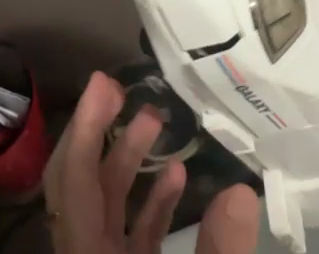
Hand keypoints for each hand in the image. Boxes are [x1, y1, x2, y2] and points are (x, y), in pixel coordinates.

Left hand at [46, 72, 260, 253]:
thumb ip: (219, 250)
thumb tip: (243, 192)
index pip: (75, 179)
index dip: (87, 127)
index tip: (103, 82)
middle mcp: (84, 253)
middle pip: (78, 181)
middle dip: (98, 131)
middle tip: (120, 89)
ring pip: (105, 202)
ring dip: (127, 159)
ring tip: (154, 119)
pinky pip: (129, 230)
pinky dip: (150, 202)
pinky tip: (177, 173)